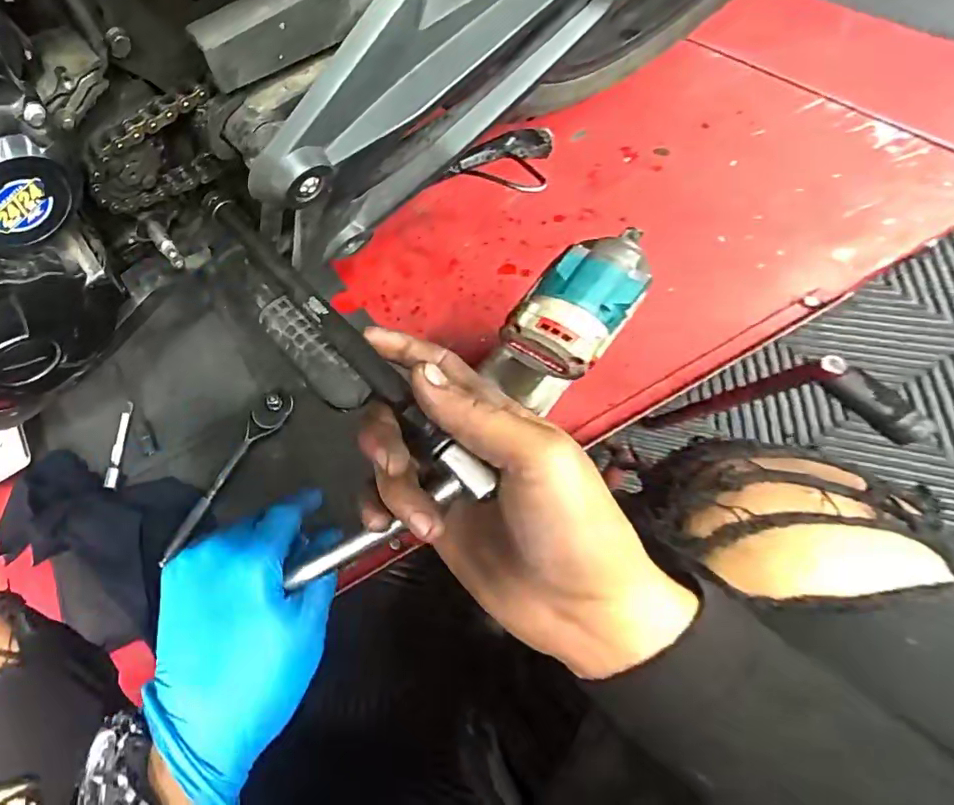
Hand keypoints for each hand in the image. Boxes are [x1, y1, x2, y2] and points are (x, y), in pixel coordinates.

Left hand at [144, 490, 336, 804]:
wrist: (198, 722)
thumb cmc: (262, 681)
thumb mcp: (305, 632)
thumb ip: (317, 578)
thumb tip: (324, 542)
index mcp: (250, 558)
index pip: (282, 513)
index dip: (304, 504)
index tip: (318, 500)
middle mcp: (215, 547)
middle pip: (256, 522)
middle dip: (280, 530)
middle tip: (301, 550)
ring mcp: (190, 560)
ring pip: (233, 536)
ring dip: (254, 544)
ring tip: (270, 573)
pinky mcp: (173, 577)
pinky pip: (211, 553)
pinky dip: (230, 558)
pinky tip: (241, 585)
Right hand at [358, 328, 698, 678]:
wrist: (585, 615)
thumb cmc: (576, 526)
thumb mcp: (537, 459)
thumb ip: (476, 415)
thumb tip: (421, 374)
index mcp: (491, 415)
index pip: (440, 366)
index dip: (404, 349)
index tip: (368, 339)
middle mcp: (460, 440)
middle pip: (398, 410)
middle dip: (383, 430)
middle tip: (392, 459)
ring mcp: (443, 479)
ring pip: (387, 455)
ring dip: (390, 482)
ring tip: (422, 518)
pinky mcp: (430, 516)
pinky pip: (384, 498)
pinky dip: (376, 506)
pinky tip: (387, 524)